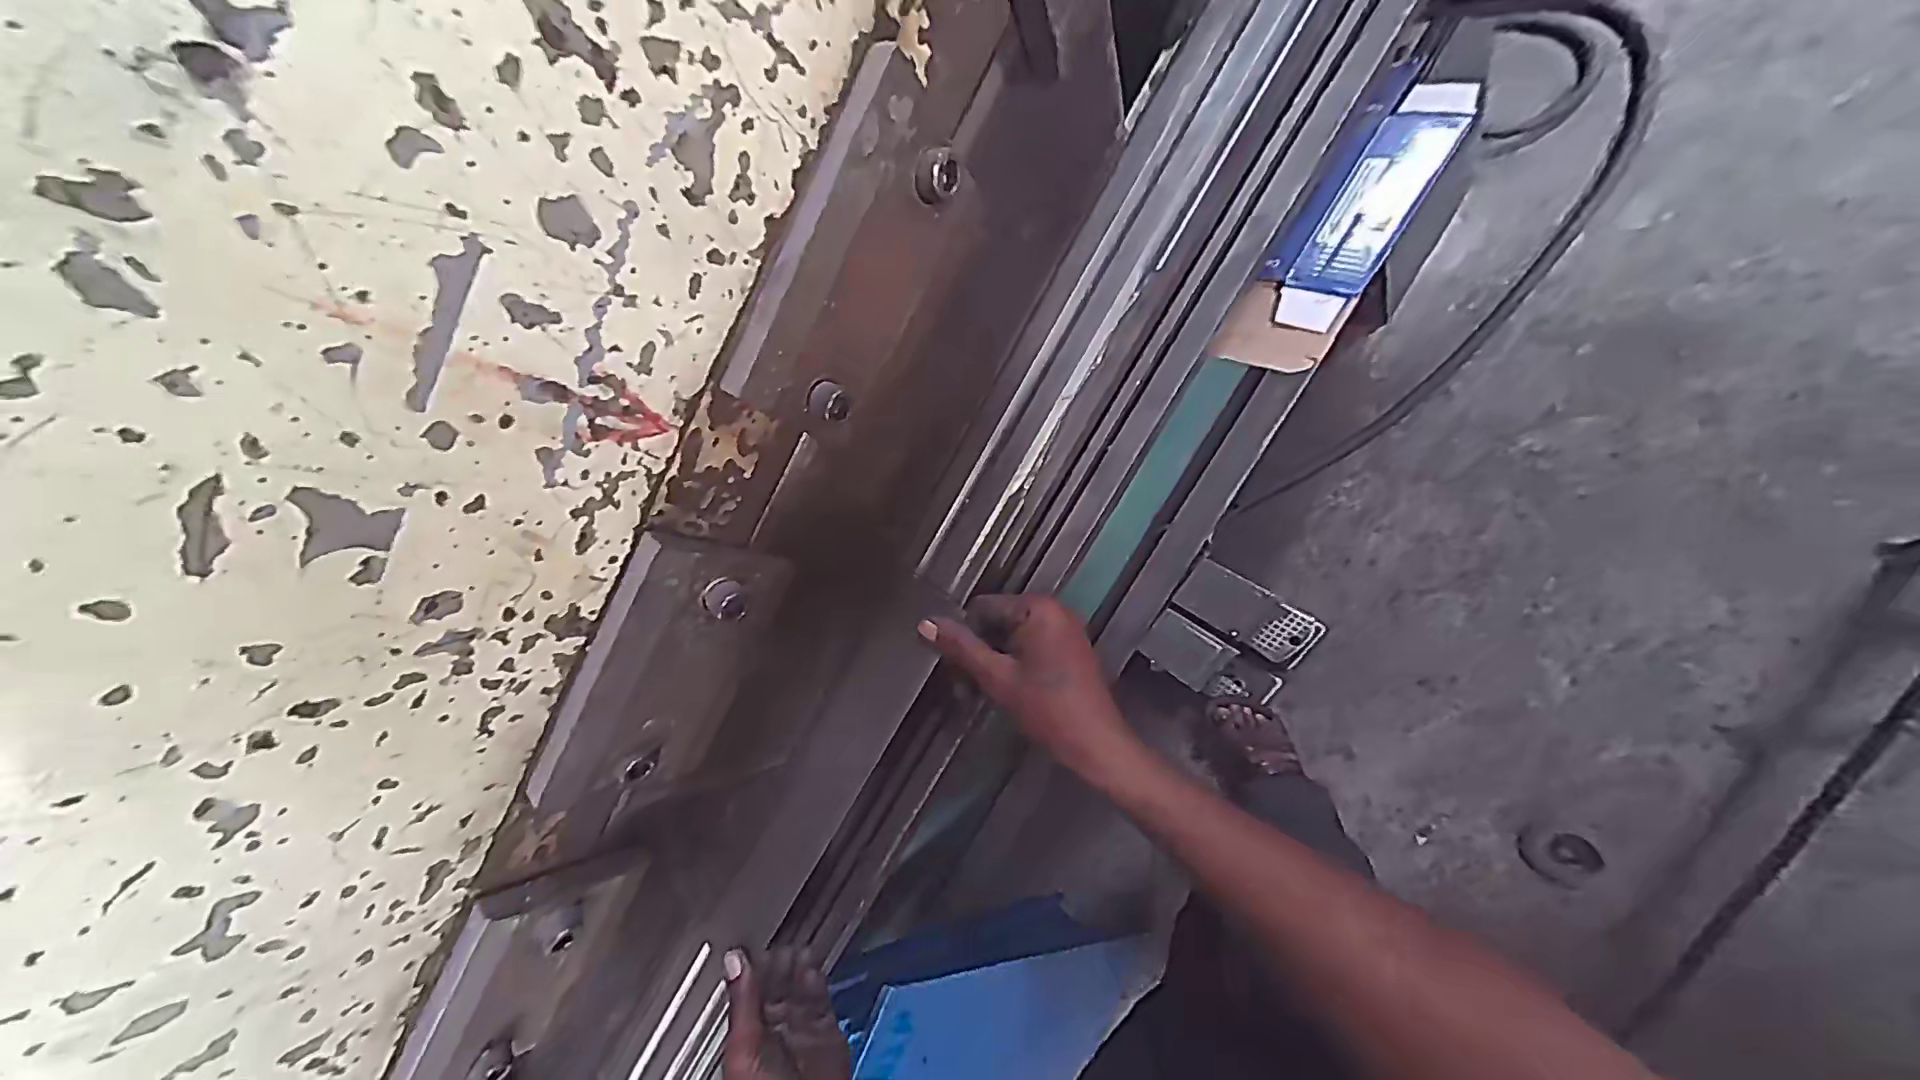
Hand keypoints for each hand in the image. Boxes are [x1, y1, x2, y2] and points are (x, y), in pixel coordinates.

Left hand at [722, 947, 851, 1079]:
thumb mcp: (744, 1051)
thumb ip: (743, 1003)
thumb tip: (734, 959)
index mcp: (746, 1034)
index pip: (749, 989)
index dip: (753, 964)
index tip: (755, 937)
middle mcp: (773, 1029)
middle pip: (776, 984)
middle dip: (778, 961)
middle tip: (781, 938)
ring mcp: (801, 1028)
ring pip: (799, 987)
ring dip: (799, 966)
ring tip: (799, 948)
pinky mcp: (826, 1030)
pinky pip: (821, 998)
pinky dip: (817, 981)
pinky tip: (812, 967)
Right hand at [919, 594, 1135, 774]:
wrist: (1097, 745)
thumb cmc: (1047, 709)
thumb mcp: (997, 678)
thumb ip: (961, 648)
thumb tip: (926, 623)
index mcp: (1039, 608)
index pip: (983, 607)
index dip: (965, 635)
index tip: (959, 667)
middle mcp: (1056, 610)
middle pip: (999, 620)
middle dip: (981, 648)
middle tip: (970, 685)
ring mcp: (1067, 629)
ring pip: (1015, 635)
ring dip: (997, 659)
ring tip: (988, 690)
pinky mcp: (1072, 649)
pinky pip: (1033, 645)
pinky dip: (1017, 662)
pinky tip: (1012, 690)